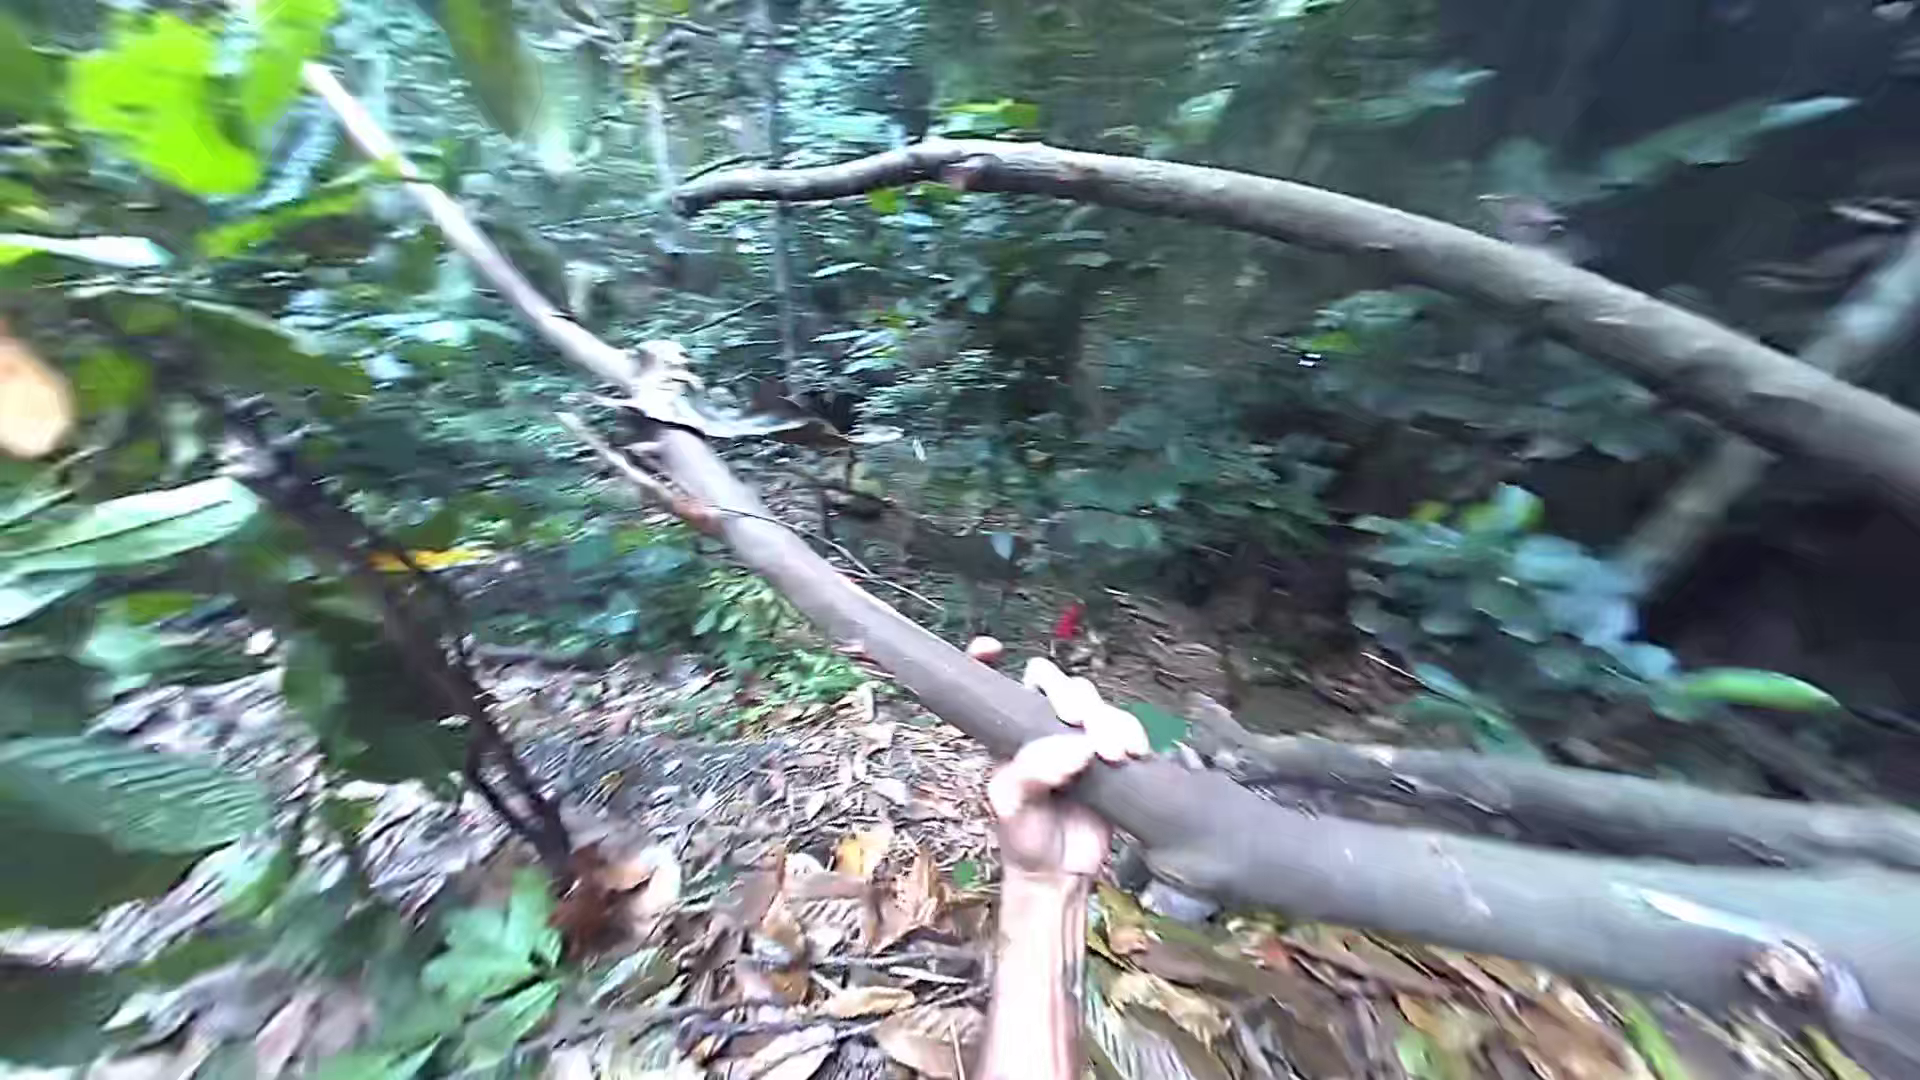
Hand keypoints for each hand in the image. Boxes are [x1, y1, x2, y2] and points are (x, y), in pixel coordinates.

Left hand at [985, 656, 1148, 879]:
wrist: (1060, 876)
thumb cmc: (1024, 838)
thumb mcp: (1011, 805)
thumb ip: (1035, 772)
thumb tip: (1078, 747)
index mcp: (1007, 729)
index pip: (994, 682)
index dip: (986, 658)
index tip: (992, 649)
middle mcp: (1040, 725)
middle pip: (1055, 682)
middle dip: (1069, 694)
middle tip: (1078, 720)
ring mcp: (1076, 737)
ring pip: (1092, 701)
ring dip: (1106, 717)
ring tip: (1112, 752)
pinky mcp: (1108, 752)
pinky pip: (1123, 726)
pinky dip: (1131, 732)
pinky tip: (1133, 751)